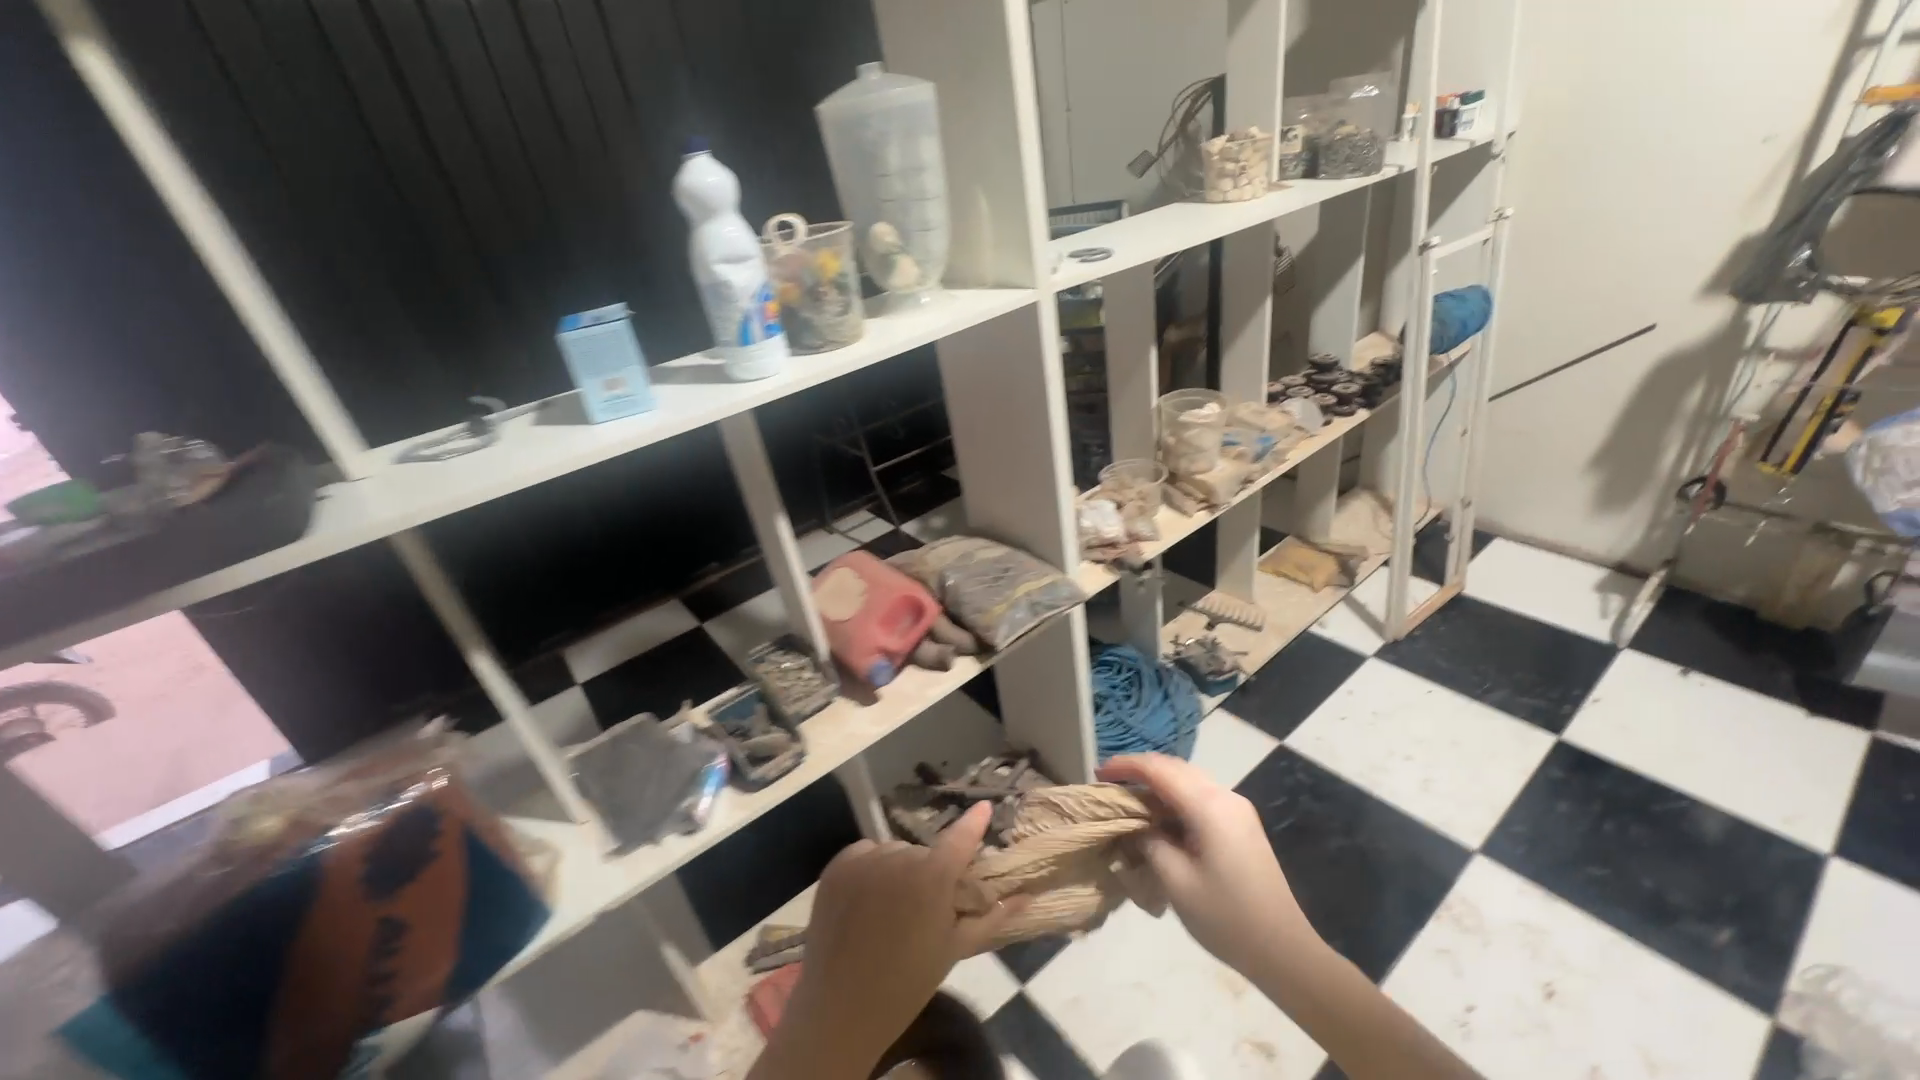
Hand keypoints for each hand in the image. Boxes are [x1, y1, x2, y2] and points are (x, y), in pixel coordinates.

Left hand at [766, 803, 1022, 1075]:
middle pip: (925, 853)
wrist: (841, 1007)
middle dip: (931, 872)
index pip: (960, 837)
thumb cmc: (908, 984)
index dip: (974, 823)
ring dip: (900, 870)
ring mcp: (864, 859)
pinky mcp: (837, 865)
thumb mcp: (955, 948)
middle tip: (925, 909)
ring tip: (893, 910)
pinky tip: (868, 901)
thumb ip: (992, 916)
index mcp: (932, 877)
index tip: (985, 807)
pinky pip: (866, 853)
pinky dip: (872, 868)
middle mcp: (899, 857)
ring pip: (895, 852)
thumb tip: (1027, 896)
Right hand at [1098, 753, 1318, 970]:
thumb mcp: (1176, 881)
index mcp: (1210, 807)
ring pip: (1189, 781)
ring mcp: (1238, 811)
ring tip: (1128, 801)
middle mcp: (1226, 797)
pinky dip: (1174, 800)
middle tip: (1109, 786)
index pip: (1160, 770)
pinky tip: (1158, 818)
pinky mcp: (1241, 826)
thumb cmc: (1226, 917)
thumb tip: (1137, 825)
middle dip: (1140, 771)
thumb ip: (1150, 842)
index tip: (1098, 774)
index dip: (1126, 766)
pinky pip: (1201, 798)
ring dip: (1158, 785)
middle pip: (1176, 769)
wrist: (1283, 950)